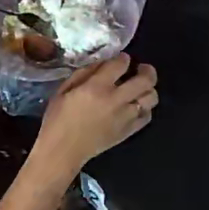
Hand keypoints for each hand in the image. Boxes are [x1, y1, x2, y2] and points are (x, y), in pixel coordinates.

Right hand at [36, 56, 157, 164]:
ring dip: (148, 89)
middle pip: (145, 80)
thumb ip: (82, 75)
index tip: (120, 59)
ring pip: (151, 97)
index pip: (120, 64)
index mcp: (97, 87)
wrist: (63, 151)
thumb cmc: (57, 120)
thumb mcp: (62, 91)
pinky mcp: (129, 131)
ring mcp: (126, 116)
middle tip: (141, 69)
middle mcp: (116, 99)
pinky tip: (136, 107)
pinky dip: (145, 108)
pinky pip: (147, 116)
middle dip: (146, 70)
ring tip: (139, 88)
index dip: (123, 58)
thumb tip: (99, 65)